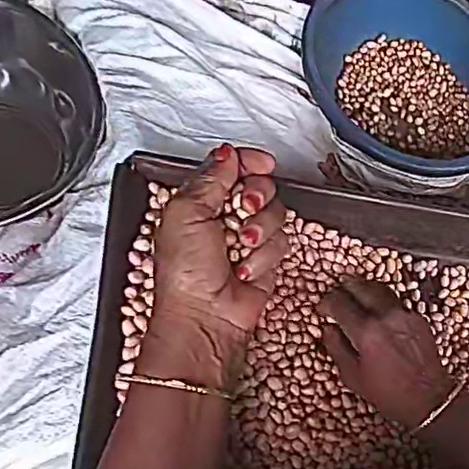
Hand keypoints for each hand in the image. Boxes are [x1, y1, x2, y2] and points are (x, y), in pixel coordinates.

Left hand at [143, 144, 287, 380]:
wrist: (206, 314)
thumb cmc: (186, 273)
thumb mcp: (186, 212)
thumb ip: (210, 179)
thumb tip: (228, 155)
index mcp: (203, 199)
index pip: (233, 167)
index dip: (249, 161)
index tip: (261, 163)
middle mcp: (228, 216)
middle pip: (262, 187)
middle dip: (257, 196)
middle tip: (245, 208)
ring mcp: (250, 238)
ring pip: (277, 214)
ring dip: (260, 230)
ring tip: (242, 246)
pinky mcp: (268, 258)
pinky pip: (283, 242)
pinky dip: (265, 255)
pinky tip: (246, 268)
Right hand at [316, 277, 455, 425]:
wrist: (428, 398)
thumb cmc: (389, 392)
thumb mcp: (353, 376)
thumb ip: (337, 348)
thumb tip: (329, 329)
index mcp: (366, 331)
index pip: (339, 302)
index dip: (326, 303)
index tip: (323, 309)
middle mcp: (387, 316)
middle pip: (360, 286)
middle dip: (344, 288)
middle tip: (337, 297)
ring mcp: (405, 315)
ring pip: (380, 289)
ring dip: (364, 289)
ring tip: (355, 297)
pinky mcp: (418, 318)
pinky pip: (395, 302)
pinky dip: (382, 302)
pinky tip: (377, 313)